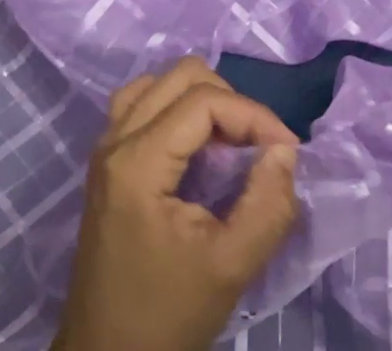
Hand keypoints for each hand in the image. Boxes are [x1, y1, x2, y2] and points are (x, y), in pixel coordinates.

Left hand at [51, 58, 299, 350]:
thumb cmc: (166, 315)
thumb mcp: (230, 267)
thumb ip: (267, 205)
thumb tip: (284, 151)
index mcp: (137, 160)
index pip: (204, 100)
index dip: (254, 115)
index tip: (287, 152)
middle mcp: (114, 139)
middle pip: (181, 76)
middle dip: (231, 102)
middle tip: (257, 149)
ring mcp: (105, 148)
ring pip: (159, 83)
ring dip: (202, 102)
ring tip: (230, 146)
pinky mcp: (107, 162)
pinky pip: (142, 106)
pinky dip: (178, 111)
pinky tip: (199, 150)